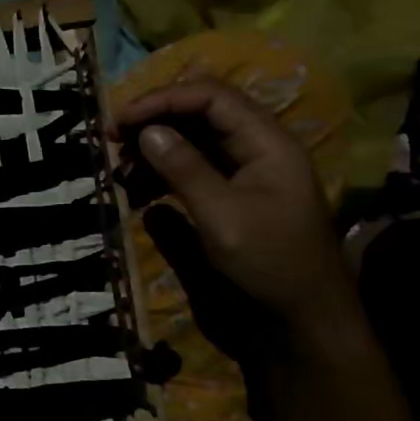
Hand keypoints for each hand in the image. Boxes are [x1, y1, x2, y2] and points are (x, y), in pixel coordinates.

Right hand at [113, 80, 355, 360]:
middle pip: (201, 114)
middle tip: (114, 141)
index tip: (122, 120)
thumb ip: (184, 169)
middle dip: (155, 121)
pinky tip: (139, 192)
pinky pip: (195, 169)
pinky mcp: (234, 195)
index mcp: (267, 142)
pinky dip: (164, 174)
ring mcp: (247, 172)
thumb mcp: (223, 218)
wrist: (305, 322)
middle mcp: (258, 147)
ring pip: (194, 141)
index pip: (211, 97)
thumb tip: (146, 131)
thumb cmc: (271, 266)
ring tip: (122, 172)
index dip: (163, 100)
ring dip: (155, 149)